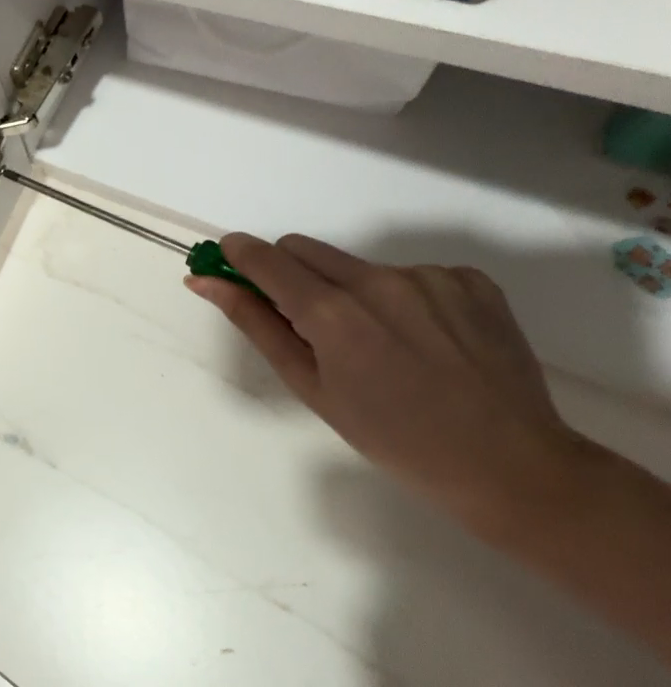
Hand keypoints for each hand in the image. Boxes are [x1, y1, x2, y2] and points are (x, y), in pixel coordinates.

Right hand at [187, 233, 592, 534]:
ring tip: (379, 340)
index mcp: (331, 312)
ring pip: (356, 264)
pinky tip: (422, 338)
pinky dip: (400, 297)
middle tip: (307, 322)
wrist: (510, 465)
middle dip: (290, 274)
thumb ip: (254, 323)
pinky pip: (409, 273)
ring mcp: (430, 278)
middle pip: (303, 249)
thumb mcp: (309, 385)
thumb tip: (204, 280)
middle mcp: (378, 281)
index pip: (262, 257)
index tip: (229, 265)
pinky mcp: (471, 282)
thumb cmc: (392, 436)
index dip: (238, 257)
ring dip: (348, 289)